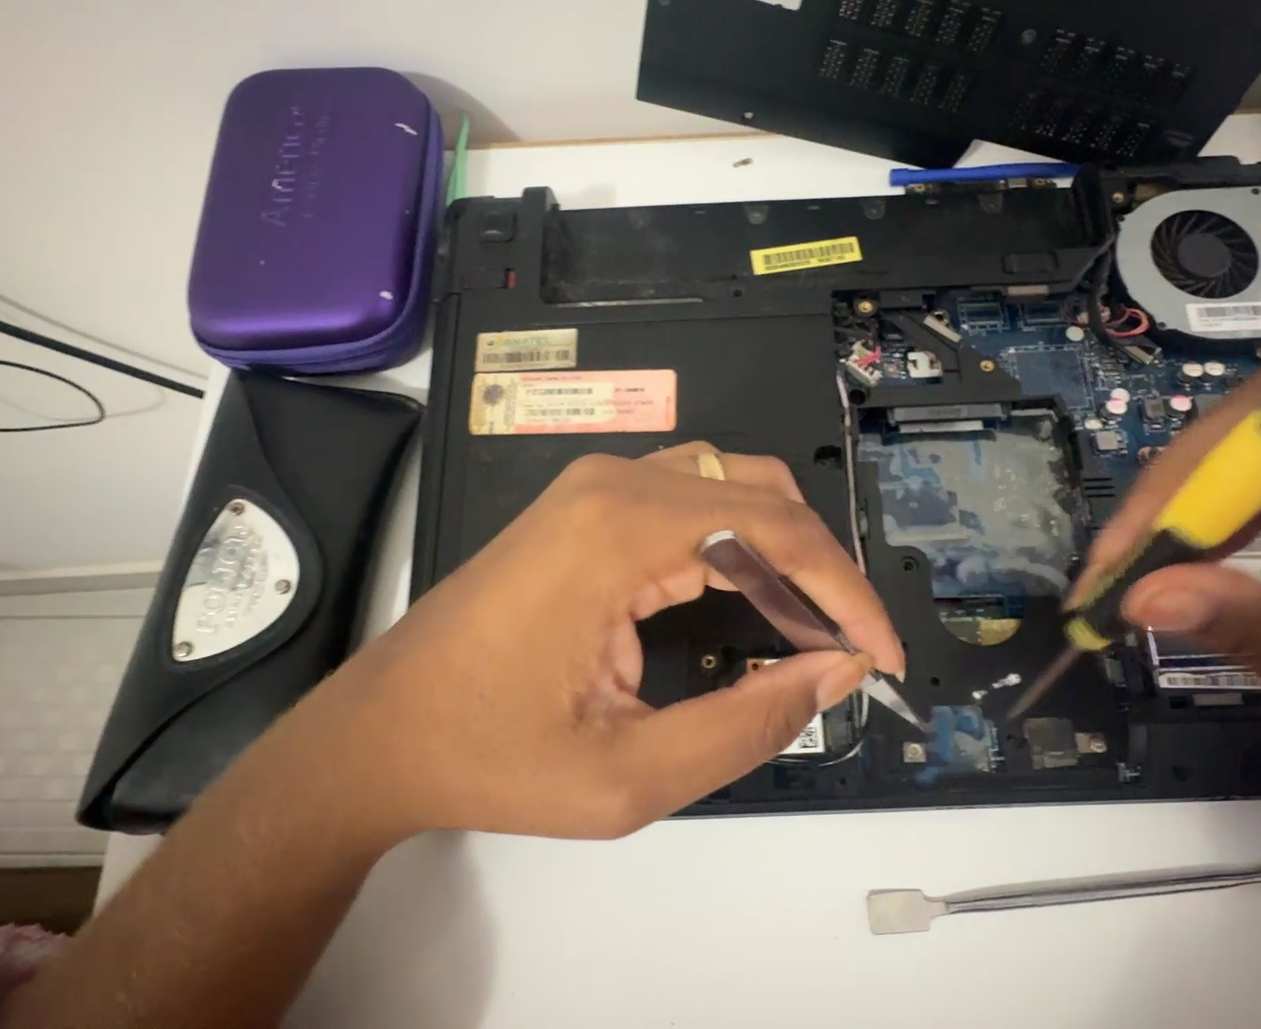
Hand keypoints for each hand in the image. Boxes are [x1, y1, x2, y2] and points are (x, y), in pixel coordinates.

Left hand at [327, 443, 903, 838]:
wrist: (381, 732)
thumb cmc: (493, 757)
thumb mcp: (630, 777)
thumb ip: (749, 725)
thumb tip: (835, 670)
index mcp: (620, 530)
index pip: (775, 533)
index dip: (846, 592)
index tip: (880, 653)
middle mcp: (613, 483)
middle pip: (760, 496)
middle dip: (820, 570)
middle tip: (844, 648)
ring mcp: (593, 485)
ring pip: (730, 485)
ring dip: (783, 549)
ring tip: (805, 627)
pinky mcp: (584, 503)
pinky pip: (690, 498)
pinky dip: (738, 541)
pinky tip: (749, 597)